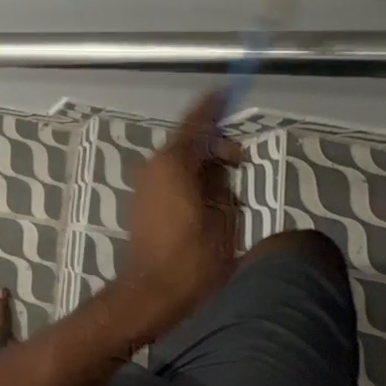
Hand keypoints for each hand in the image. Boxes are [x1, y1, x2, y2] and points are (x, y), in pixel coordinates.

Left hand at [116, 91, 241, 339]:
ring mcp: (145, 184)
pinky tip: (212, 202)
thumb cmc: (193, 259)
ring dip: (205, 167)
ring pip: (181, 163)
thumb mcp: (222, 217)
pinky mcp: (143, 202)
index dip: (213, 108)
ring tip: (230, 191)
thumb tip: (221, 161)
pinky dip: (192, 180)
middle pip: (189, 143)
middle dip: (216, 147)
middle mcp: (153, 166)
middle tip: (241, 162)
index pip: (196, 124)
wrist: (151, 293)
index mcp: (173, 164)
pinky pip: (172, 178)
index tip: (227, 92)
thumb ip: (221, 180)